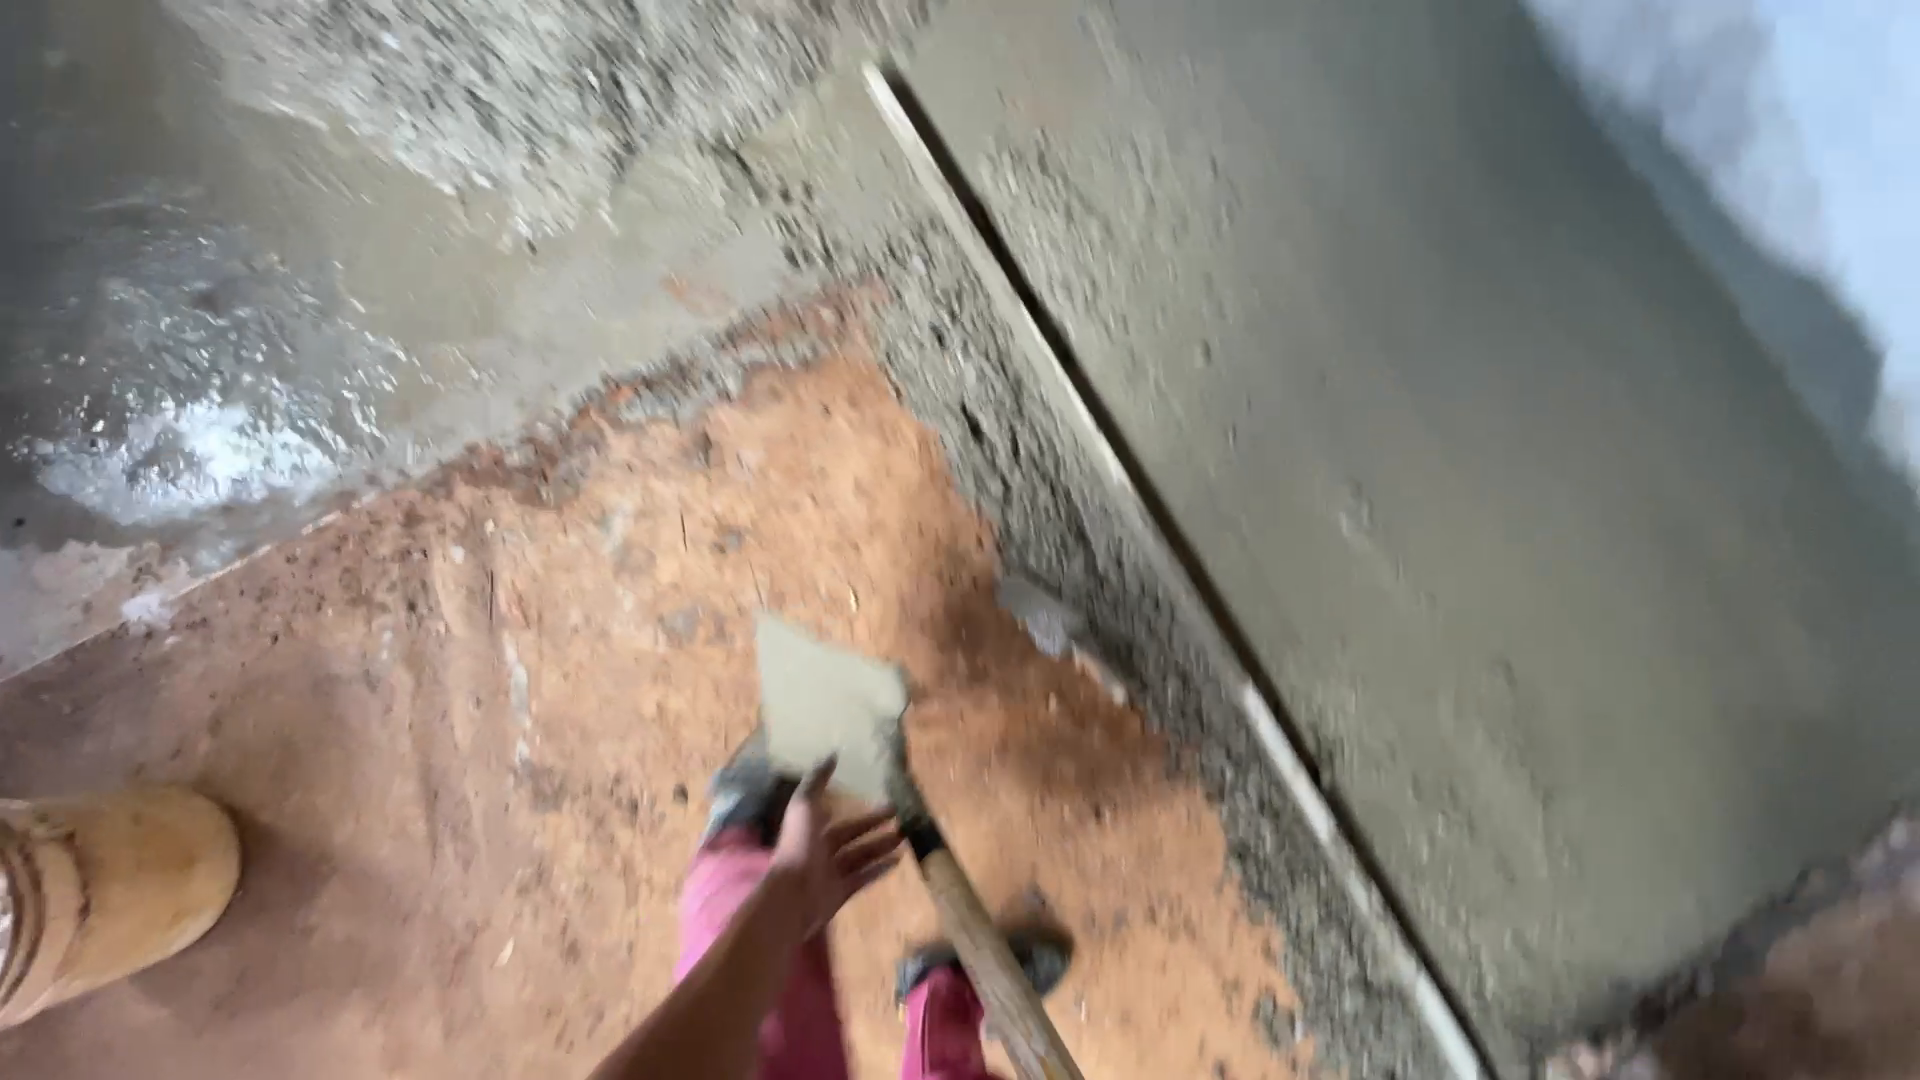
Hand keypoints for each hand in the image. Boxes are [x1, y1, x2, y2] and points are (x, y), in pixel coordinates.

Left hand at [768, 756, 903, 935]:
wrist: (791, 894)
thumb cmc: (799, 846)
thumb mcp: (804, 804)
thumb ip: (817, 780)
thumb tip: (832, 754)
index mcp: (813, 830)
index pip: (842, 818)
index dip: (862, 811)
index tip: (884, 803)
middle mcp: (822, 851)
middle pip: (854, 836)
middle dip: (875, 827)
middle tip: (900, 818)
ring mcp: (832, 873)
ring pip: (861, 856)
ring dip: (881, 846)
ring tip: (903, 837)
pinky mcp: (841, 893)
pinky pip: (863, 878)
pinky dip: (880, 869)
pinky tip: (897, 861)